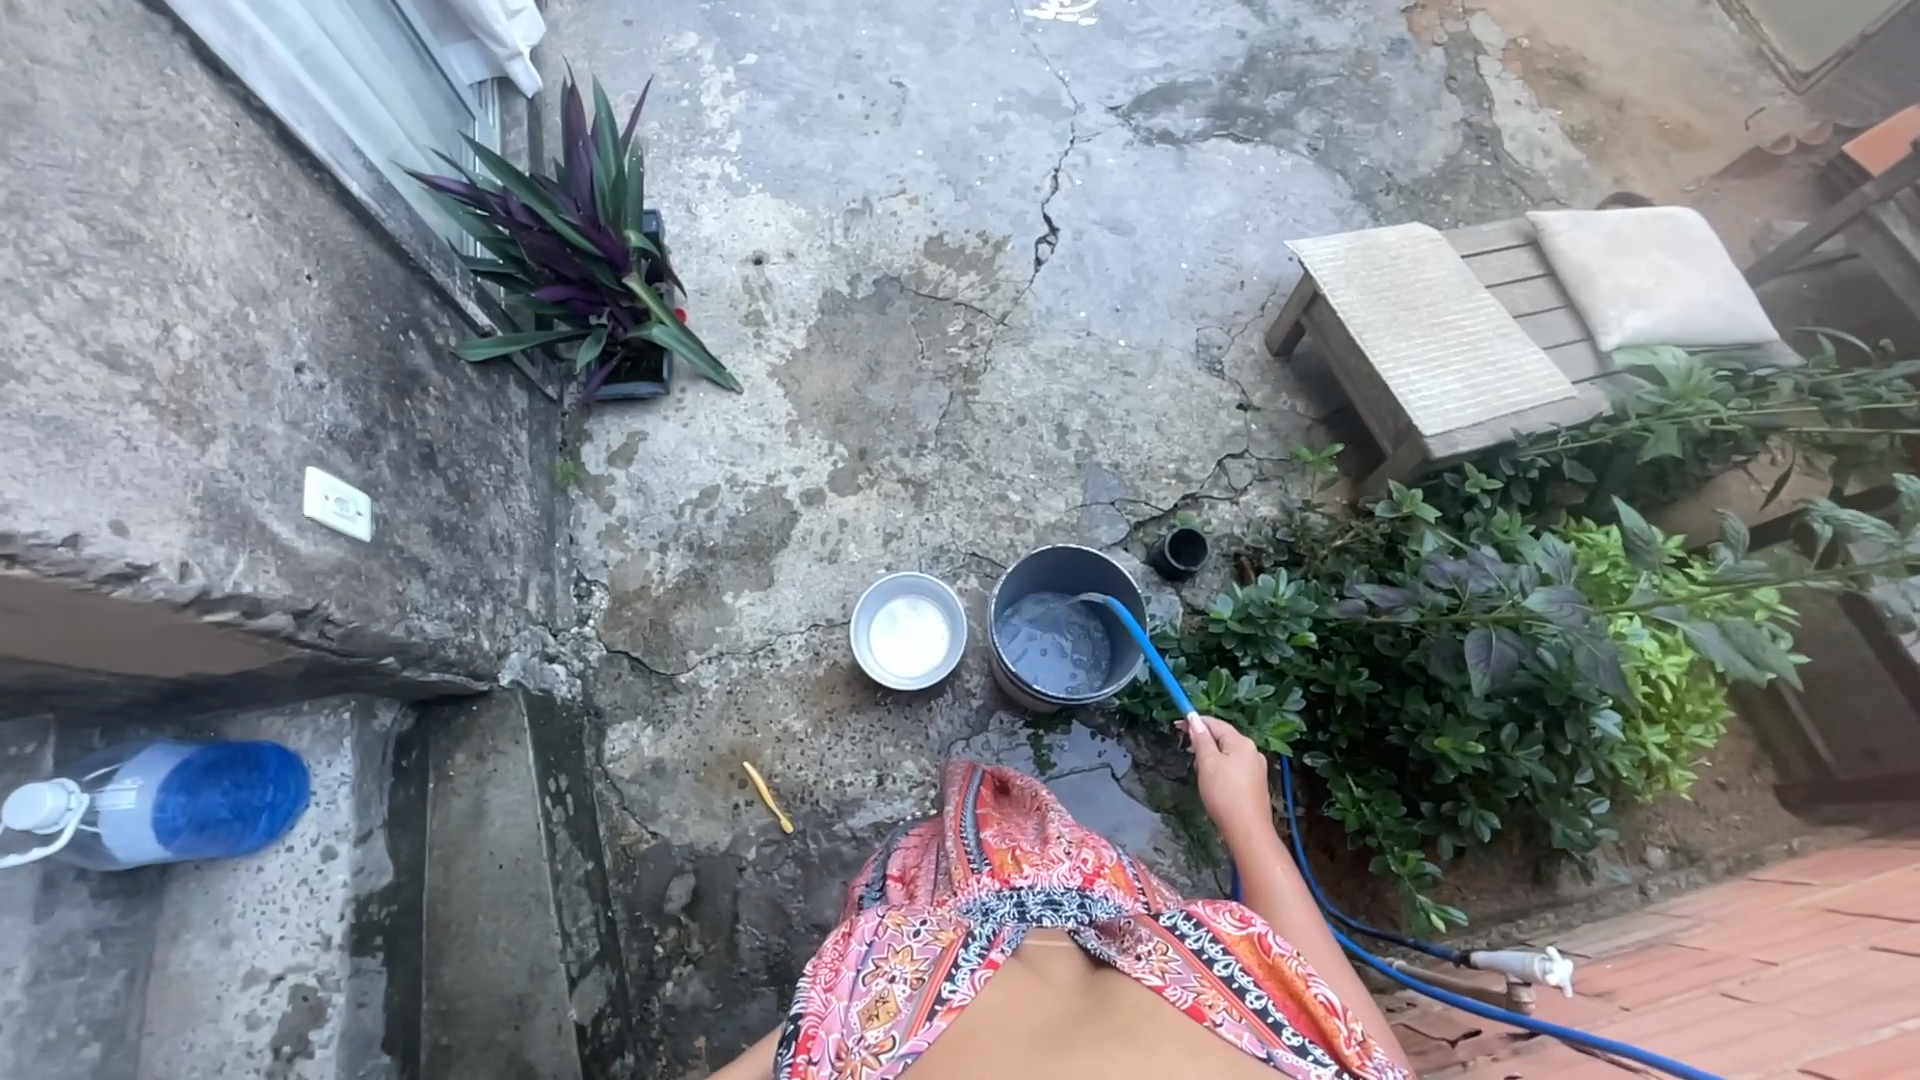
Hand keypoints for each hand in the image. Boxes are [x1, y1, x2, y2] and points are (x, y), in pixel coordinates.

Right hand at [1186, 715, 1276, 850]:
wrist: (1247, 830)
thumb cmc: (1224, 793)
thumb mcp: (1207, 763)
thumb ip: (1200, 739)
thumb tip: (1194, 718)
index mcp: (1241, 742)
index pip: (1215, 723)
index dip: (1195, 722)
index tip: (1176, 725)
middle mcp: (1252, 751)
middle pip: (1223, 737)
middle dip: (1203, 741)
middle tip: (1188, 753)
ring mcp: (1256, 768)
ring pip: (1228, 753)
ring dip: (1211, 756)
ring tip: (1200, 772)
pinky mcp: (1256, 783)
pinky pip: (1234, 766)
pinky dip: (1220, 768)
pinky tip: (1214, 782)